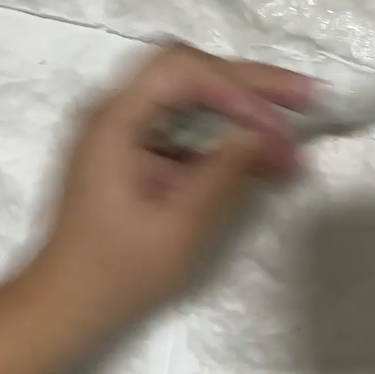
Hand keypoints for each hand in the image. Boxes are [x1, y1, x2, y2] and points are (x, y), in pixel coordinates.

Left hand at [19, 44, 312, 333]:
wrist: (66, 303)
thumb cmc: (118, 272)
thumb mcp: (180, 225)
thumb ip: (226, 172)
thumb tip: (272, 135)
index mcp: (115, 121)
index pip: (182, 70)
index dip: (237, 88)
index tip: (277, 128)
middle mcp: (115, 112)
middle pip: (190, 72)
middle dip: (251, 84)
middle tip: (308, 98)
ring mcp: (122, 132)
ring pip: (191, 96)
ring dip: (243, 108)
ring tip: (295, 126)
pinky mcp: (133, 154)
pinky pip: (184, 128)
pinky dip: (224, 136)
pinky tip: (263, 155)